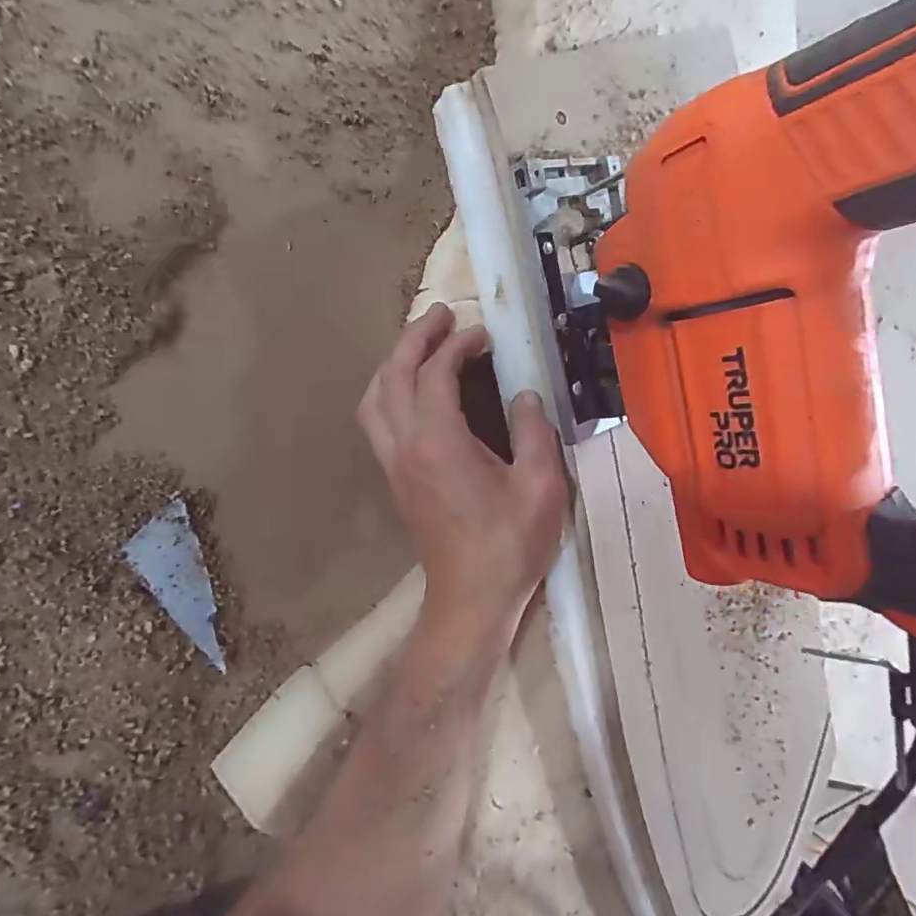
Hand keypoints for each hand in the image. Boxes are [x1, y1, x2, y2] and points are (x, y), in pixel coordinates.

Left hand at [357, 303, 568, 643]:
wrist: (469, 600)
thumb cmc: (509, 546)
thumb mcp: (541, 487)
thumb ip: (534, 432)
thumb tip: (524, 395)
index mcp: (439, 442)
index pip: (436, 373)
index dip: (458, 345)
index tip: (483, 334)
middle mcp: (405, 445)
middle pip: (393, 375)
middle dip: (415, 338)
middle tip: (440, 315)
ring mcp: (393, 463)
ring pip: (374, 398)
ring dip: (393, 364)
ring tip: (420, 346)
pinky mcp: (393, 479)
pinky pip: (376, 420)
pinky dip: (387, 392)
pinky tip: (410, 392)